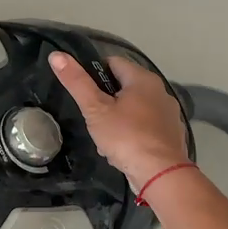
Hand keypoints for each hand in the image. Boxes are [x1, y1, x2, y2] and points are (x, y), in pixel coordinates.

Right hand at [48, 52, 189, 191]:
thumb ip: (76, 81)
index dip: (93, 73)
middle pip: (123, 86)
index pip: (113, 62)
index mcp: (143, 79)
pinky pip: (143, 126)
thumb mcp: (94, 109)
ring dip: (116, 118)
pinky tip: (120, 149)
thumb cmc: (125, 136)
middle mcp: (160, 91)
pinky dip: (130, 133)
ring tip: (103, 137)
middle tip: (91, 117)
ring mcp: (168, 114)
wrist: (160, 173)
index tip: (82, 92)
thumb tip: (57, 55)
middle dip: (104, 100)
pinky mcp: (170, 134)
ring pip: (132, 108)